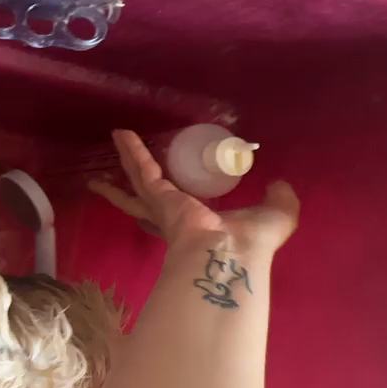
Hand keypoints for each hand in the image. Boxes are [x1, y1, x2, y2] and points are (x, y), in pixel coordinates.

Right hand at [89, 130, 299, 253]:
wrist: (230, 253)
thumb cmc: (251, 241)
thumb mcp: (274, 215)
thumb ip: (278, 200)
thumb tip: (279, 183)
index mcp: (191, 225)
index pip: (165, 217)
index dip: (156, 208)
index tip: (152, 195)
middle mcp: (169, 216)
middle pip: (140, 196)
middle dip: (123, 186)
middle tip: (108, 175)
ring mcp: (160, 204)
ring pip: (136, 176)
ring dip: (125, 157)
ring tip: (115, 139)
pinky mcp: (157, 194)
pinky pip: (142, 167)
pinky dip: (133, 150)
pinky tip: (122, 134)